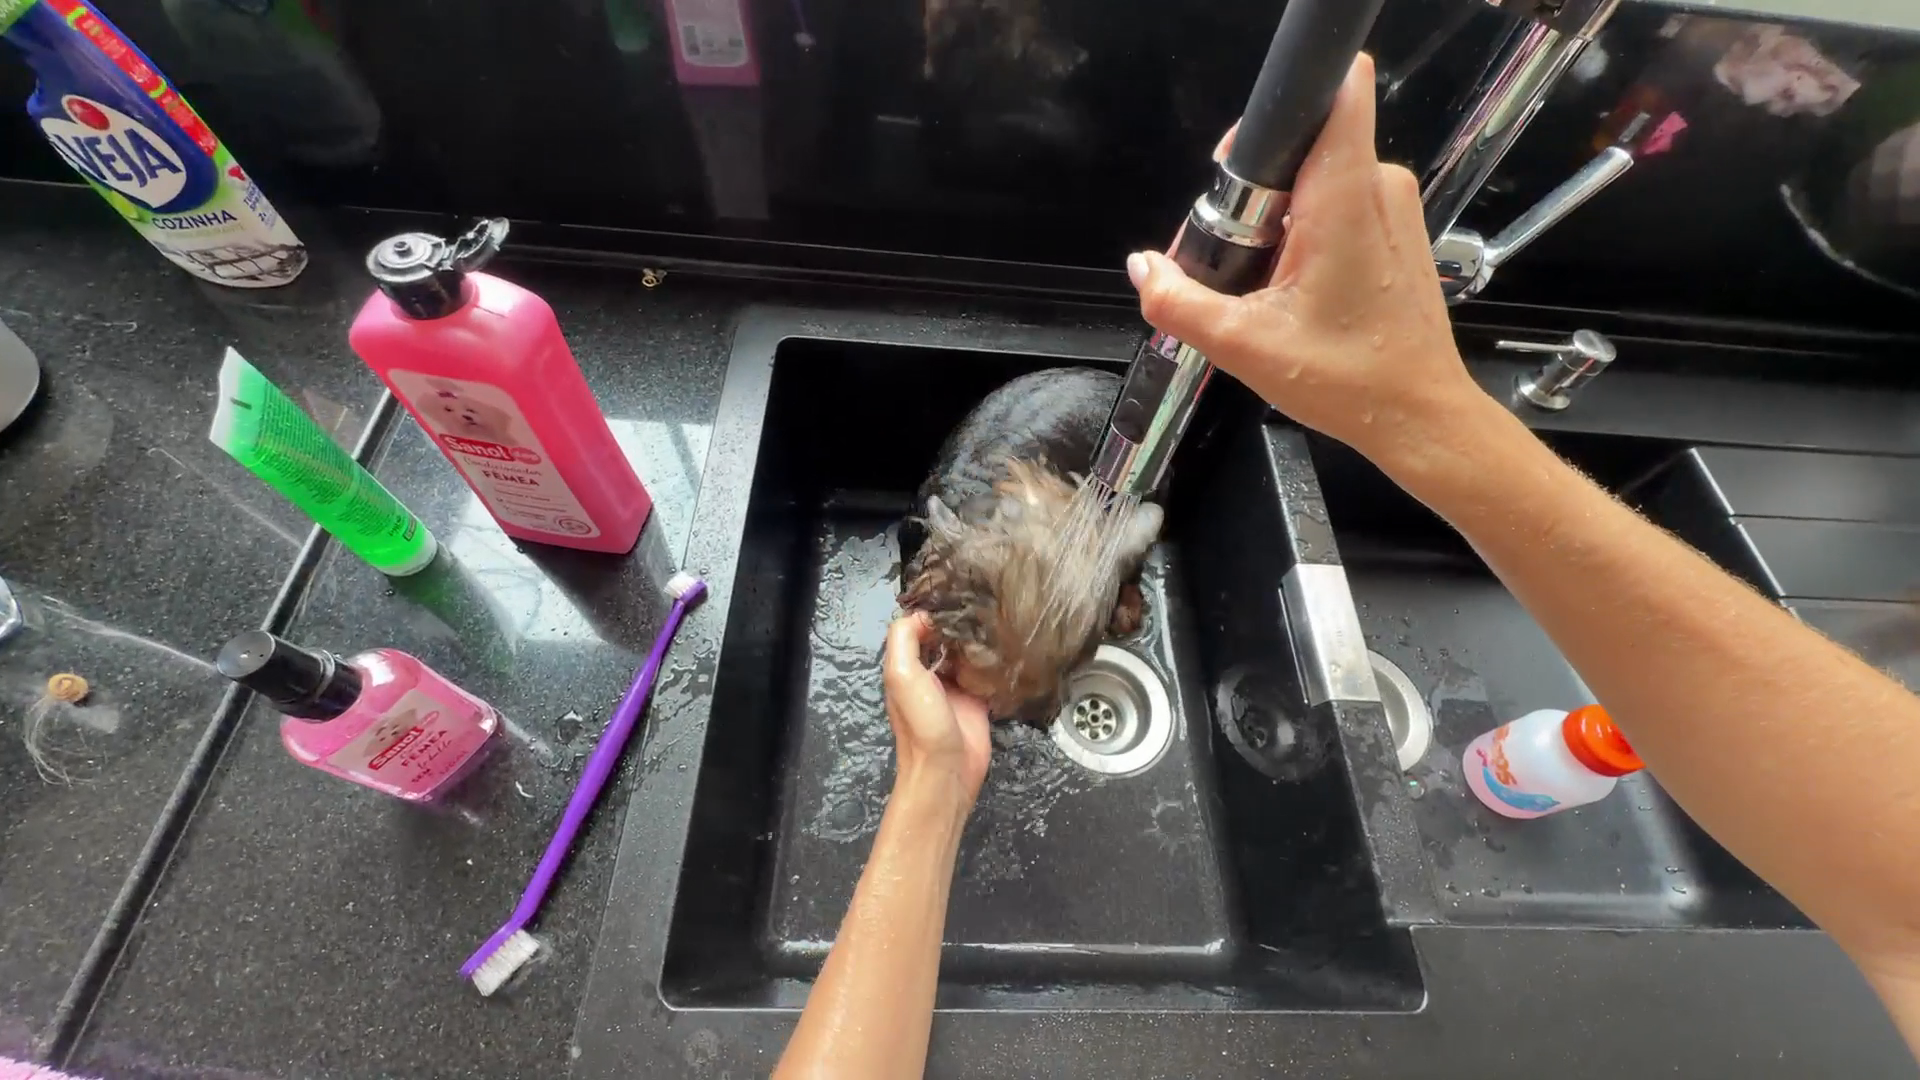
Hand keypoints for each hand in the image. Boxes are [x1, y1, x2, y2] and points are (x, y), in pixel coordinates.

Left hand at [883, 614, 991, 803]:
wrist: (948, 771)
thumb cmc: (922, 724)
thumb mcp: (901, 675)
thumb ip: (904, 639)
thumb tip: (925, 614)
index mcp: (906, 664)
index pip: (918, 626)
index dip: (933, 610)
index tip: (957, 593)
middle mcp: (929, 671)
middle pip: (944, 636)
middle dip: (960, 620)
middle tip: (984, 599)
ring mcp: (955, 684)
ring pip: (967, 650)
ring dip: (979, 637)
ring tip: (998, 615)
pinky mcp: (978, 697)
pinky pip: (986, 670)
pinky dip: (994, 658)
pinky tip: (1008, 642)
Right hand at [1125, 53, 1489, 475]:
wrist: (1413, 413)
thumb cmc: (1346, 378)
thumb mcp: (1240, 344)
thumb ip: (1177, 302)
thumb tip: (1142, 269)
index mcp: (1344, 196)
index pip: (1331, 89)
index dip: (1275, 114)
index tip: (1239, 175)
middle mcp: (1377, 186)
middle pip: (1300, 145)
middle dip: (1252, 194)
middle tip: (1237, 263)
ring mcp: (1390, 208)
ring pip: (1312, 180)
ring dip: (1272, 223)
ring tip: (1263, 288)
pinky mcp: (1391, 232)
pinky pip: (1332, 207)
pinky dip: (1298, 239)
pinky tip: (1290, 293)